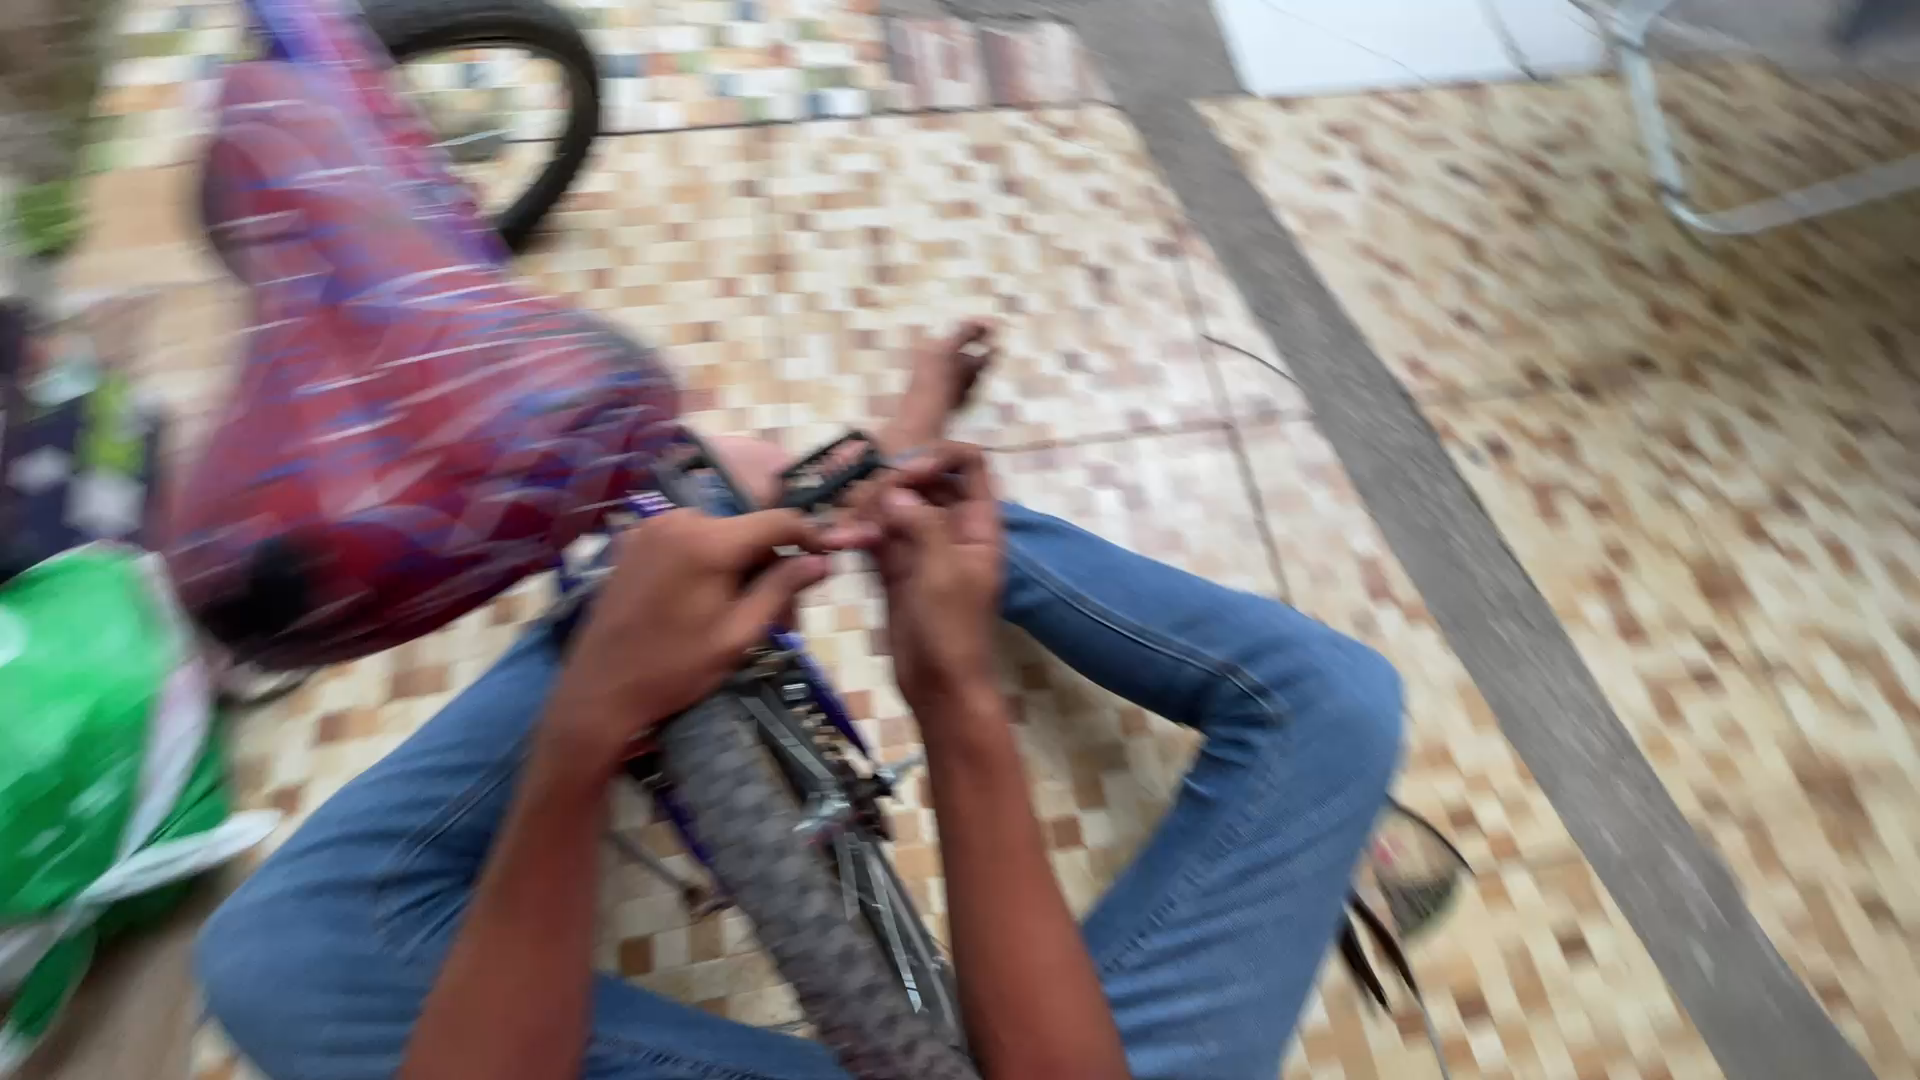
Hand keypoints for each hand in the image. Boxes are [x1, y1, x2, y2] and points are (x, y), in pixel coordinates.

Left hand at [545, 509, 832, 765]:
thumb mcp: (738, 634)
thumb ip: (782, 589)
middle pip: (748, 531)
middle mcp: (679, 520)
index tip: (826, 559)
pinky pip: (689, 541)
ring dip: (741, 566)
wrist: (597, 692)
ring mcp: (650, 528)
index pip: (777, 521)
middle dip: (771, 566)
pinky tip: (709, 600)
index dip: (809, 535)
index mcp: (708, 542)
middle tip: (784, 615)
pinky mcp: (633, 542)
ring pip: (720, 536)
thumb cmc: (674, 669)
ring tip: (746, 613)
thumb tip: (822, 562)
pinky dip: (709, 562)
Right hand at [855, 441, 1004, 717]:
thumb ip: (922, 523)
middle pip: (923, 480)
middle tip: (863, 501)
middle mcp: (951, 526)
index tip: (906, 472)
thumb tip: (894, 490)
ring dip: (867, 510)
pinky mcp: (896, 567)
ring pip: (893, 507)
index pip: (969, 463)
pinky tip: (839, 540)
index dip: (938, 456)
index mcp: (979, 522)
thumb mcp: (944, 571)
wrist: (939, 687)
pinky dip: (858, 534)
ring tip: (845, 530)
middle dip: (891, 482)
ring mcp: (921, 546)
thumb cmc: (953, 629)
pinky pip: (876, 536)